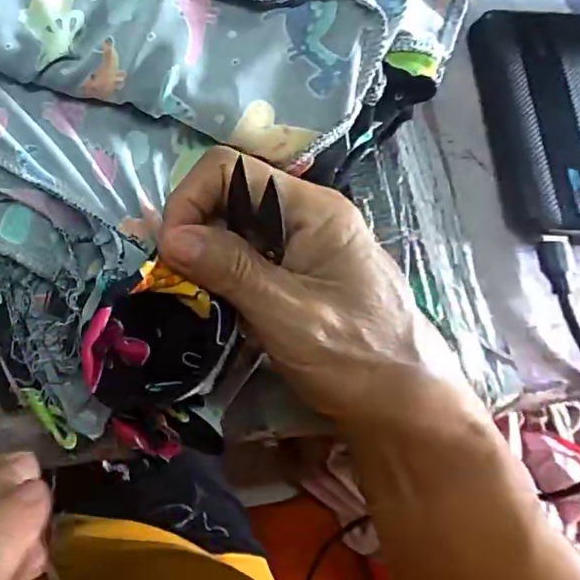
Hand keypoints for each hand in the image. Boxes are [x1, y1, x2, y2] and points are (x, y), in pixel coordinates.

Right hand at [157, 147, 477, 430]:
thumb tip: (171, 237)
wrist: (409, 410)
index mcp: (312, 210)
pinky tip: (211, 300)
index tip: (170, 249)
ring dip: (199, 253)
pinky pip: (240, 255)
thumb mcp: (288, 315)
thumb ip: (231, 270)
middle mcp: (304, 215)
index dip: (189, 199)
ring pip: (228, 226)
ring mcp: (298, 244)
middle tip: (173, 274)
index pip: (230, 169)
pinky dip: (215, 272)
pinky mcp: (291, 271)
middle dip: (189, 227)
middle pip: (225, 194)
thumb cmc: (359, 360)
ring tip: (188, 290)